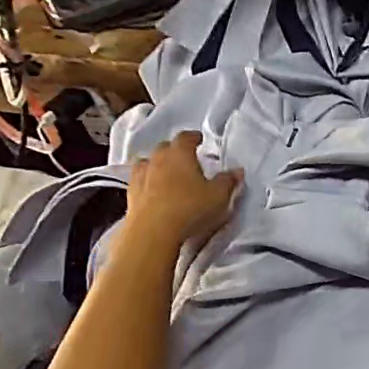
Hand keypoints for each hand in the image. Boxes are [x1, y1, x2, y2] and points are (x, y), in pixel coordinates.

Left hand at [123, 131, 241, 248]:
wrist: (154, 231)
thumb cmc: (189, 208)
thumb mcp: (218, 196)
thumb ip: (228, 182)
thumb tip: (237, 172)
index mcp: (180, 153)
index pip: (186, 137)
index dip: (193, 137)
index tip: (198, 139)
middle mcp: (158, 158)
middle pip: (165, 147)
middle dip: (174, 150)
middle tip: (184, 159)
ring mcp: (141, 175)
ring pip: (147, 162)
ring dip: (156, 164)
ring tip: (165, 173)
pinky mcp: (131, 194)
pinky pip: (138, 181)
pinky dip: (146, 182)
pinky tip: (151, 190)